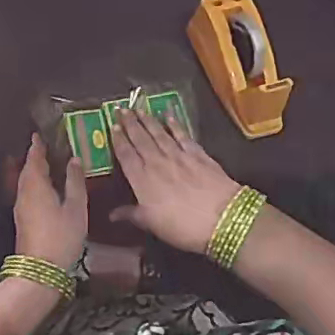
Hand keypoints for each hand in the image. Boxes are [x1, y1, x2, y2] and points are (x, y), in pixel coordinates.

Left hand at [13, 133, 88, 268]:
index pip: (34, 159)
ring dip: (34, 172)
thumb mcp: (75, 207)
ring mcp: (21, 208)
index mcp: (36, 185)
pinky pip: (27, 194)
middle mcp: (24, 193)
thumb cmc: (61, 236)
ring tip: (46, 166)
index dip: (37, 147)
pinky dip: (34, 186)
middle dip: (34, 158)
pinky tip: (45, 190)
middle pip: (27, 170)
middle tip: (44, 149)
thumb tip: (74, 160)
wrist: (40, 269)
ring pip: (25, 183)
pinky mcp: (22, 220)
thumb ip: (75, 182)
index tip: (39, 136)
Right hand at [110, 107, 241, 254]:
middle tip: (121, 109)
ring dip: (148, 120)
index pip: (126, 155)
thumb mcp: (152, 224)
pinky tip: (169, 115)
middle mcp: (157, 162)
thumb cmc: (182, 226)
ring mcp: (179, 156)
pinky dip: (175, 124)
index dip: (118, 140)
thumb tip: (111, 215)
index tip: (113, 127)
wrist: (223, 218)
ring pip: (159, 134)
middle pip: (140, 139)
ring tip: (139, 108)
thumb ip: (131, 215)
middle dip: (130, 123)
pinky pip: (183, 135)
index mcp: (142, 179)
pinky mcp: (198, 154)